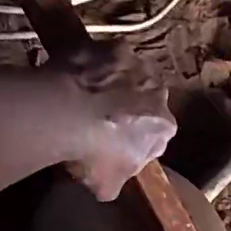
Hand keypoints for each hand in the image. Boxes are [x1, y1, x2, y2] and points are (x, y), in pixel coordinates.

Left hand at [55, 43, 175, 200]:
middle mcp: (157, 88)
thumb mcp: (108, 185)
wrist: (65, 111)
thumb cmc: (95, 154)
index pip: (158, 136)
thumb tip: (107, 188)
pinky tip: (69, 80)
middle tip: (101, 123)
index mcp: (165, 125)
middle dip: (130, 108)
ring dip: (112, 84)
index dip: (138, 144)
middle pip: (146, 100)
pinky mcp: (101, 43)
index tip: (117, 150)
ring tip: (84, 98)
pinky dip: (88, 67)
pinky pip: (97, 57)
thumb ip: (115, 183)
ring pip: (125, 75)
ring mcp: (131, 61)